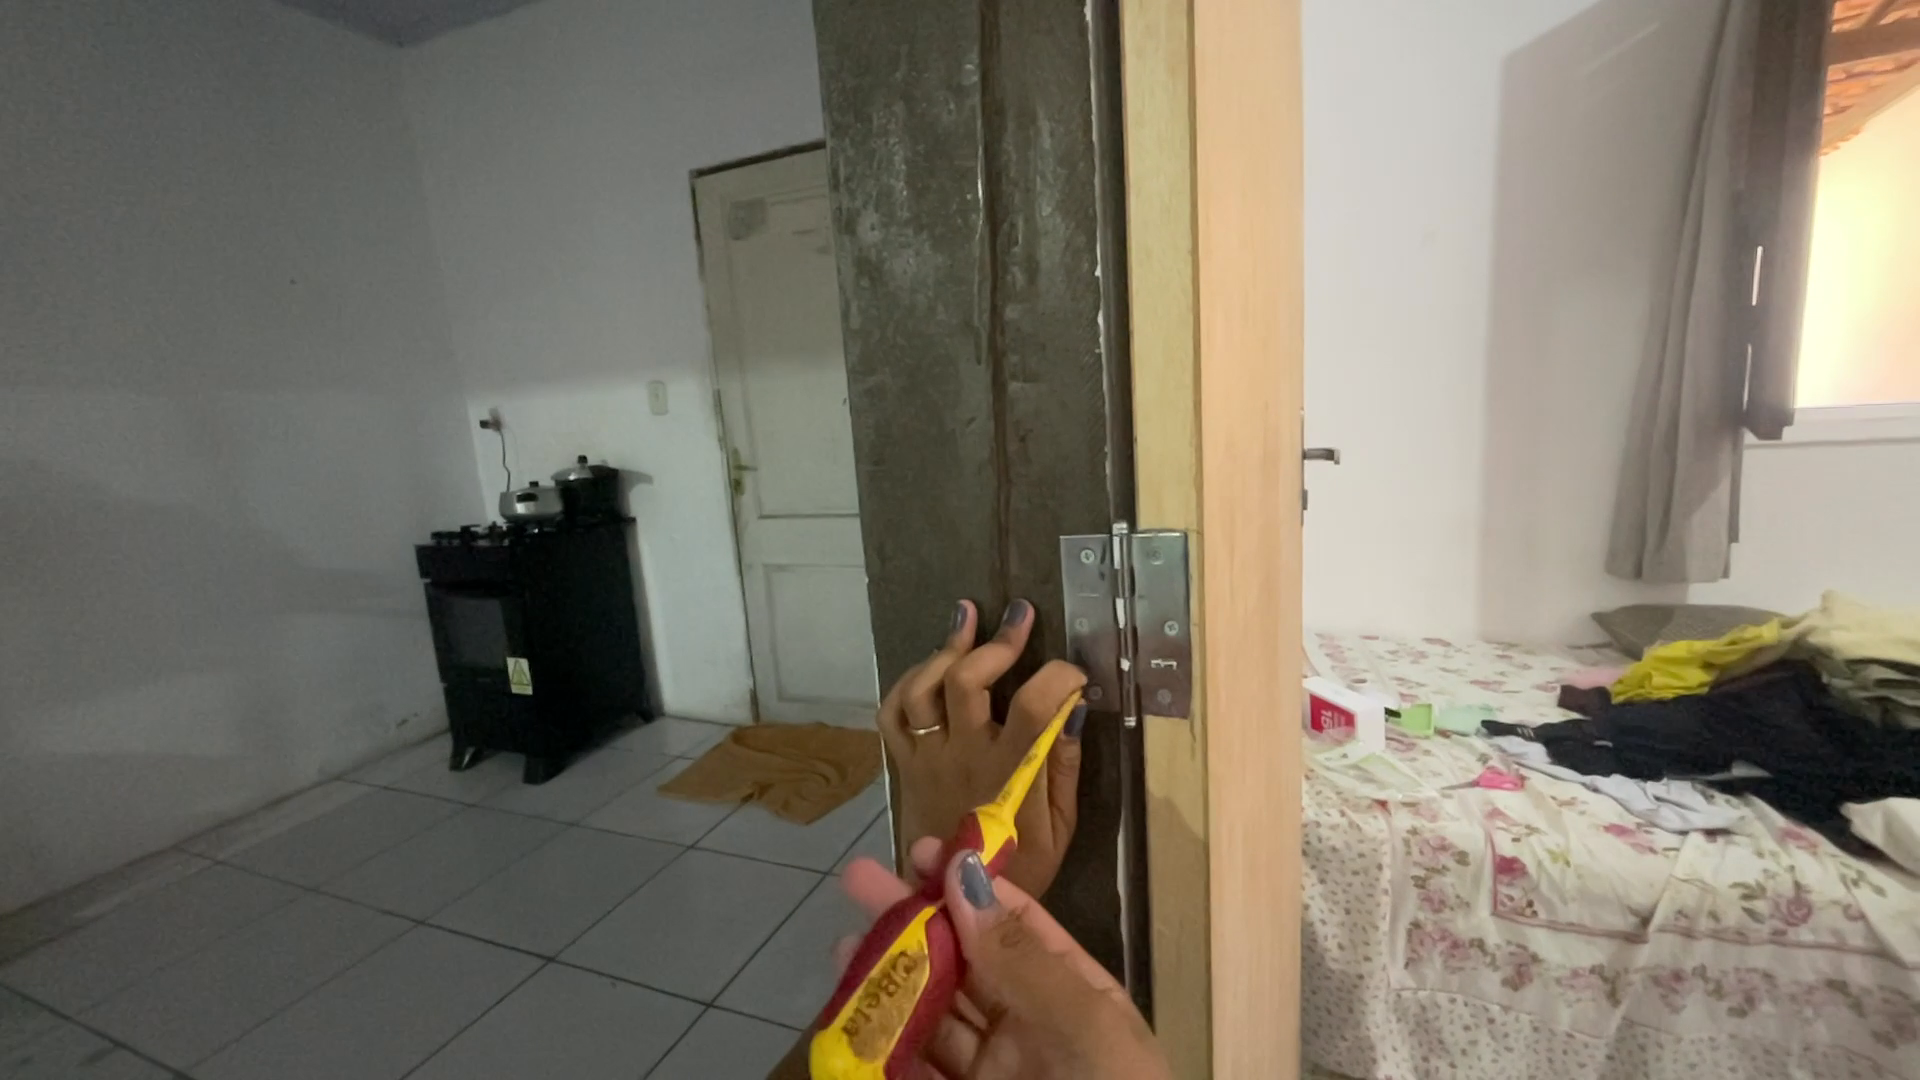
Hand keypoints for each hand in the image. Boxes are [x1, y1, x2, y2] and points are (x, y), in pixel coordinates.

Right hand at [839, 839, 1169, 1079]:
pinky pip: (912, 1073)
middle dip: (914, 919)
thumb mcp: (1084, 1030)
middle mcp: (1029, 1032)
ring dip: (889, 977)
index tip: (923, 852)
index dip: (970, 883)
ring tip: (847, 943)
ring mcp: (992, 1078)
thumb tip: (966, 874)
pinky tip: (853, 1014)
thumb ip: (1021, 957)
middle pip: (962, 961)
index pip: (1016, 922)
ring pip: (931, 1014)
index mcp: (1073, 998)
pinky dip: (880, 1046)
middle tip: (861, 880)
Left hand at [879, 599, 1087, 897]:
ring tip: (968, 617)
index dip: (1056, 677)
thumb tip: (1075, 709)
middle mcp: (963, 755)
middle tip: (1020, 614)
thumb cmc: (1015, 867)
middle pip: (967, 681)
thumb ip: (1065, 768)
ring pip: (924, 686)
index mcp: (1009, 774)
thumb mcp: (1059, 830)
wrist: (948, 905)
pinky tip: (931, 662)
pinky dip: (907, 679)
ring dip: (947, 646)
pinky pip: (892, 710)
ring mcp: (927, 756)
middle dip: (997, 641)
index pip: (1033, 708)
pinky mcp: (903, 761)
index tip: (1073, 670)